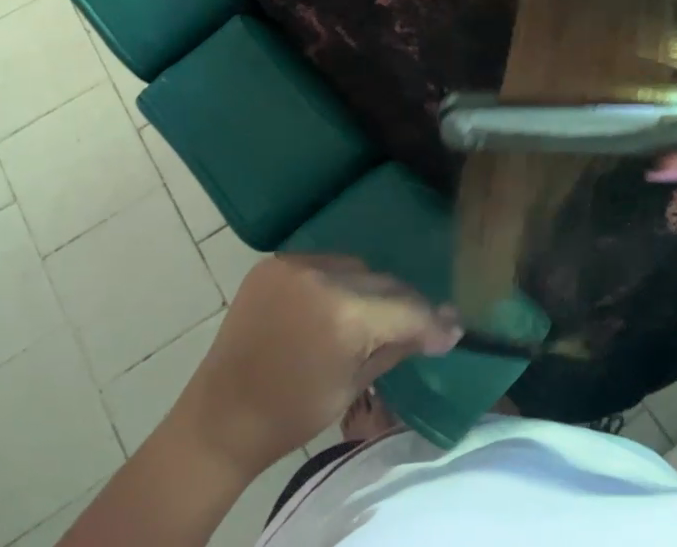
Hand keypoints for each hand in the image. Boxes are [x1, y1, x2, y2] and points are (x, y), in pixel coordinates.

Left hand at [168, 255, 460, 473]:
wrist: (224, 413)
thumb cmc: (293, 413)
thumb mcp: (355, 385)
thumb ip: (398, 348)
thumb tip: (444, 330)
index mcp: (344, 316)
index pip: (406, 309)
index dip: (434, 323)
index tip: (453, 333)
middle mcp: (322, 278)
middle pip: (383, 283)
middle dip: (404, 305)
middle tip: (419, 329)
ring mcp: (294, 266)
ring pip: (355, 268)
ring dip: (371, 289)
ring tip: (373, 318)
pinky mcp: (274, 264)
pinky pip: (322, 264)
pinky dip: (337, 281)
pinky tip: (337, 305)